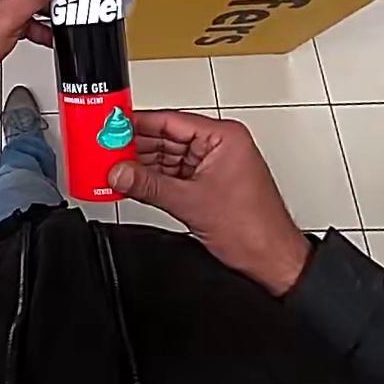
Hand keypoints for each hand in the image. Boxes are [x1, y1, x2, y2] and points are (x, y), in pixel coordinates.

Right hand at [109, 111, 310, 296]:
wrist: (275, 263)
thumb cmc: (255, 229)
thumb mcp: (191, 202)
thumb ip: (148, 185)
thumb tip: (119, 173)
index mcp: (223, 136)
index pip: (172, 120)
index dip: (139, 123)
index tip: (114, 124)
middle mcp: (219, 145)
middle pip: (167, 137)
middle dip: (137, 146)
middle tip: (108, 149)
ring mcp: (213, 164)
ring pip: (167, 156)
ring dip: (143, 164)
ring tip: (115, 166)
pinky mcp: (208, 182)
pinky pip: (173, 173)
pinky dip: (154, 179)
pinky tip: (133, 181)